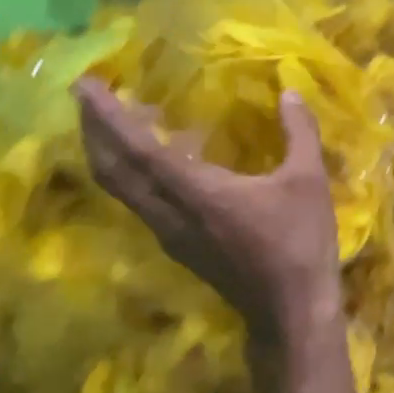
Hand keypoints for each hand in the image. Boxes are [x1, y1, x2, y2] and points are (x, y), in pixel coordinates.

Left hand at [73, 78, 342, 346]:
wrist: (290, 308)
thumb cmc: (299, 240)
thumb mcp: (308, 179)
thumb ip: (299, 132)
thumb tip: (290, 91)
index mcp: (196, 193)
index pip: (137, 149)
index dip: (107, 115)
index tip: (85, 84)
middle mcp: (170, 213)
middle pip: (113, 171)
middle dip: (96, 130)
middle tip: (92, 94)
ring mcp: (171, 233)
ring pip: (124, 188)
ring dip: (115, 150)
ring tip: (128, 116)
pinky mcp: (182, 245)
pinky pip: (144, 199)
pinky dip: (140, 170)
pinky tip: (169, 156)